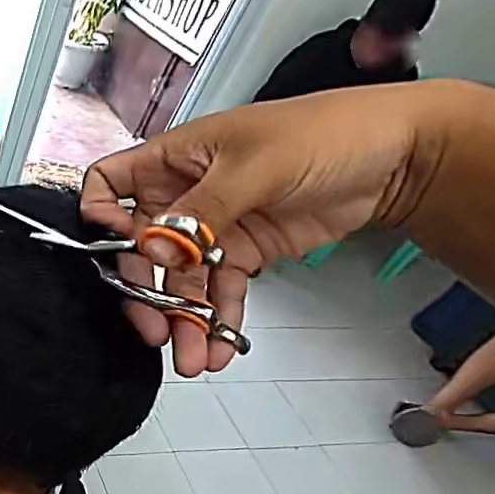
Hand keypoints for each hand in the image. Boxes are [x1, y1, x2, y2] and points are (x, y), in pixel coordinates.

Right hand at [81, 81, 468, 374]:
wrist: (393, 158)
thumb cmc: (325, 133)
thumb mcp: (256, 167)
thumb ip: (202, 210)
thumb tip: (157, 250)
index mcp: (176, 159)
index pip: (112, 184)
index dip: (101, 218)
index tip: (110, 252)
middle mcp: (185, 195)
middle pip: (141, 249)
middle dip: (145, 292)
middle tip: (156, 331)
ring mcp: (213, 229)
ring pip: (180, 282)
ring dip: (184, 322)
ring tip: (194, 359)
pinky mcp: (242, 255)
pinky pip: (219, 293)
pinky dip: (218, 322)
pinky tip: (221, 348)